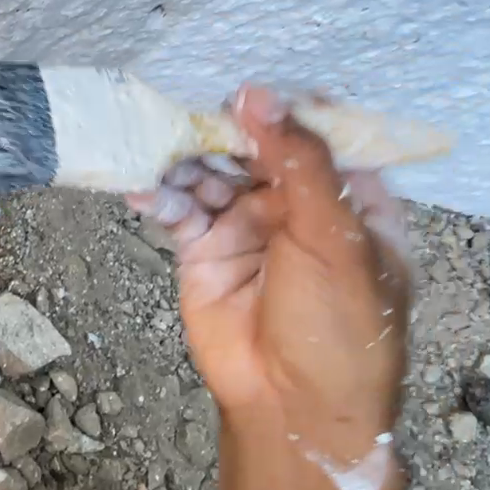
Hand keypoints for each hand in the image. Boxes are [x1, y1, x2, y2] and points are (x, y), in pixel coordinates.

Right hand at [129, 85, 410, 489]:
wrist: (288, 405)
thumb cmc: (338, 327)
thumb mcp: (334, 241)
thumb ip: (296, 163)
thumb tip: (255, 93)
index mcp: (347, 202)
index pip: (317, 138)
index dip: (284, 108)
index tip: (246, 83)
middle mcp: (293, 205)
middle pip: (251, 148)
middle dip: (218, 130)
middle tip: (184, 113)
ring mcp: (244, 223)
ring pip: (207, 172)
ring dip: (181, 161)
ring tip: (156, 154)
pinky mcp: (201, 244)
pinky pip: (176, 207)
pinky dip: (157, 195)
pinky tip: (142, 190)